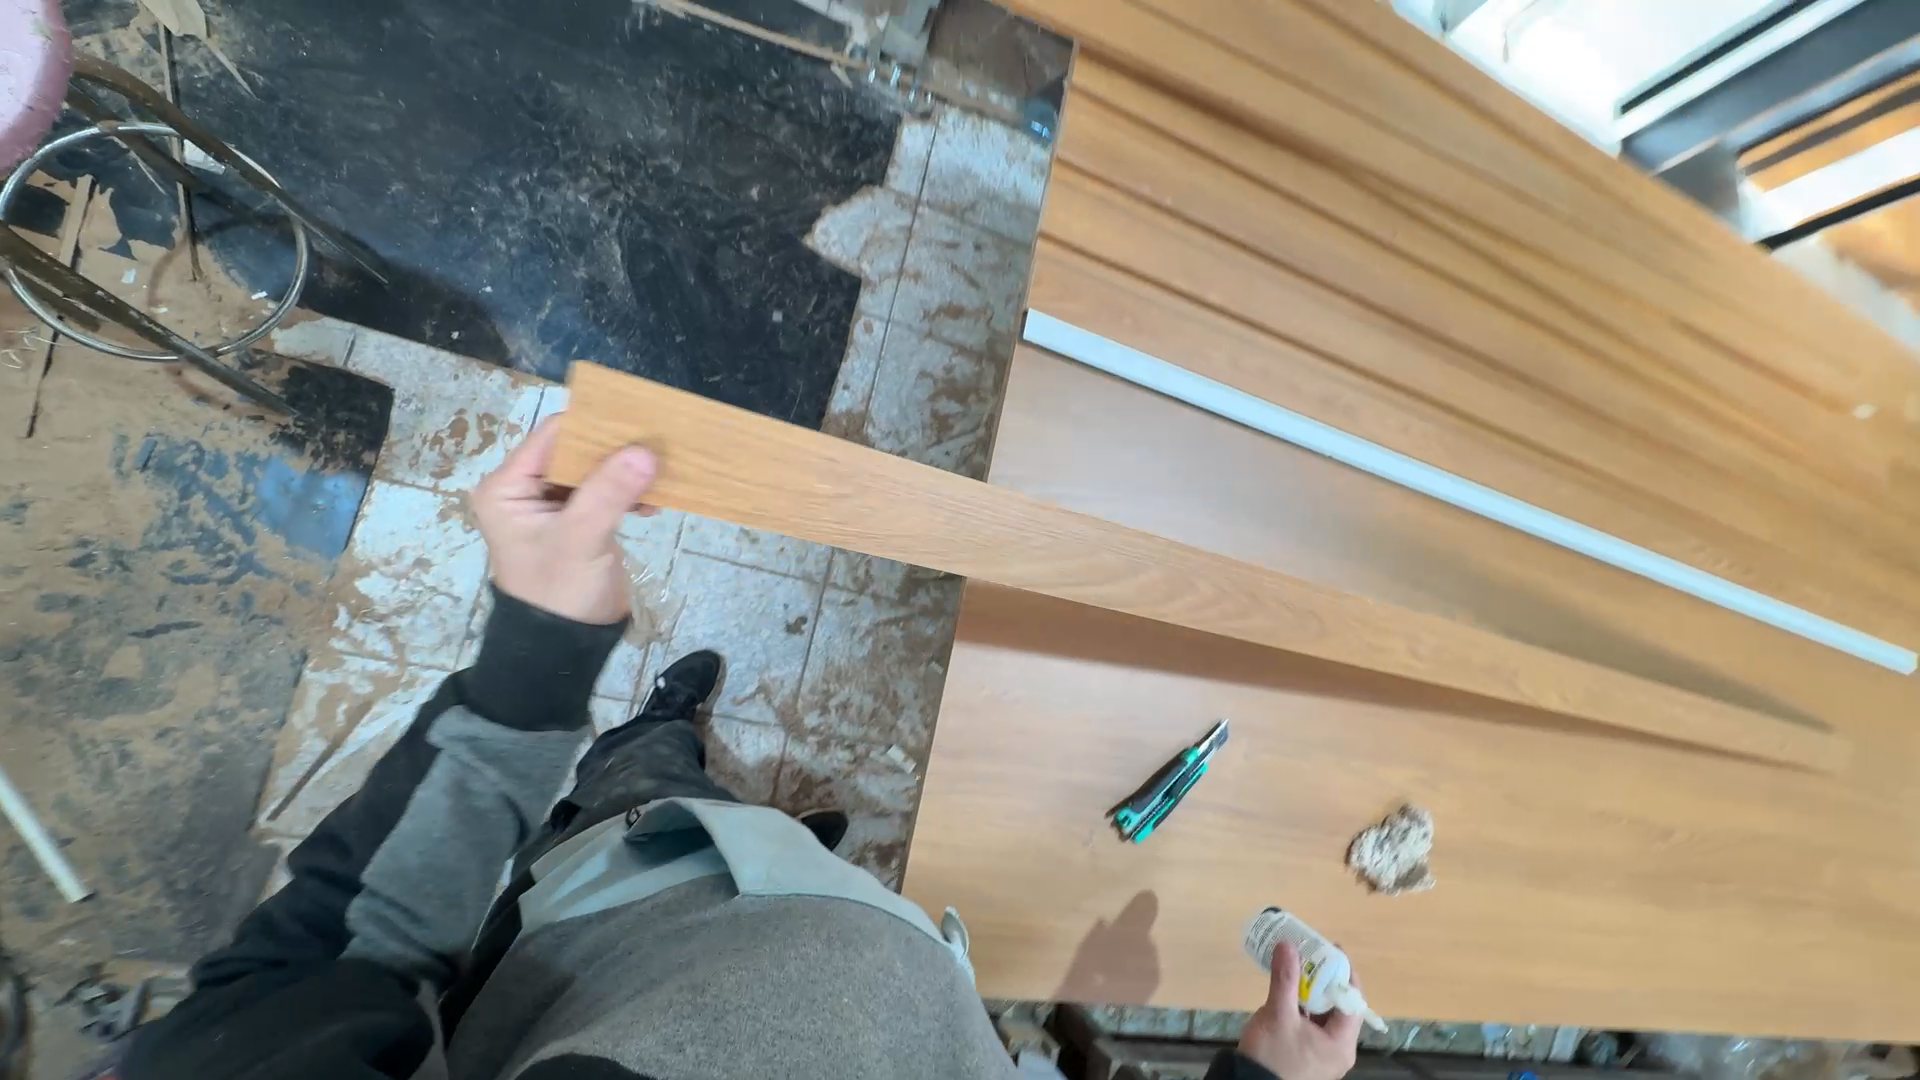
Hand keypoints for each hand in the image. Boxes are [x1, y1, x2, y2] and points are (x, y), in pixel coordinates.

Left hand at [470, 415, 657, 624]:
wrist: (567, 644)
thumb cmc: (560, 591)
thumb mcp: (581, 539)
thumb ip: (610, 492)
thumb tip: (646, 450)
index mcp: (509, 486)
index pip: (554, 436)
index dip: (595, 425)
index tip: (640, 422)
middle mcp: (528, 489)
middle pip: (578, 449)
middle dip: (618, 447)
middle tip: (659, 443)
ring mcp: (556, 506)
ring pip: (598, 470)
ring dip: (629, 471)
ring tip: (662, 474)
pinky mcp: (582, 521)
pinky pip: (608, 492)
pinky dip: (631, 492)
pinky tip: (655, 503)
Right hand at [1238, 942, 1361, 1079]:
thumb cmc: (1274, 1054)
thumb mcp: (1279, 1014)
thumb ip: (1284, 979)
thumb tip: (1287, 944)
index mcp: (1341, 1043)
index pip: (1353, 1003)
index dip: (1345, 974)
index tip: (1332, 949)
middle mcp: (1337, 1048)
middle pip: (1338, 1005)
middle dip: (1325, 977)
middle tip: (1311, 952)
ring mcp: (1321, 1050)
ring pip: (1323, 1011)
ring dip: (1312, 987)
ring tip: (1298, 963)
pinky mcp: (1306, 1050)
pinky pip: (1310, 1019)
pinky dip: (1302, 1000)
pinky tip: (1287, 986)